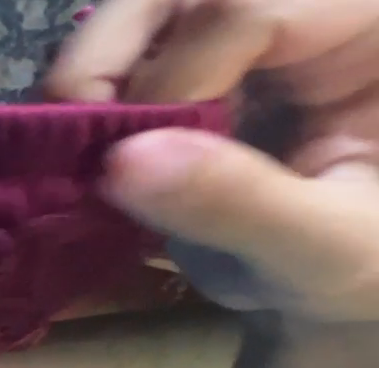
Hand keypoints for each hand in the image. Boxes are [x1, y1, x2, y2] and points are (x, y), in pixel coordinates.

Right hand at [48, 0, 378, 318]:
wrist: (359, 287)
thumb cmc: (367, 272)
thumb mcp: (323, 249)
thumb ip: (235, 203)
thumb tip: (117, 162)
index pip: (248, 7)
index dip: (171, 82)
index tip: (130, 172)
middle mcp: (326, 11)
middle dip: (103, 62)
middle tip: (72, 145)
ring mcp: (264, 39)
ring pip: (144, 16)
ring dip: (87, 83)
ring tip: (77, 156)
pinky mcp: (214, 68)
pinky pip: (131, 59)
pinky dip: (87, 106)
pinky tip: (89, 158)